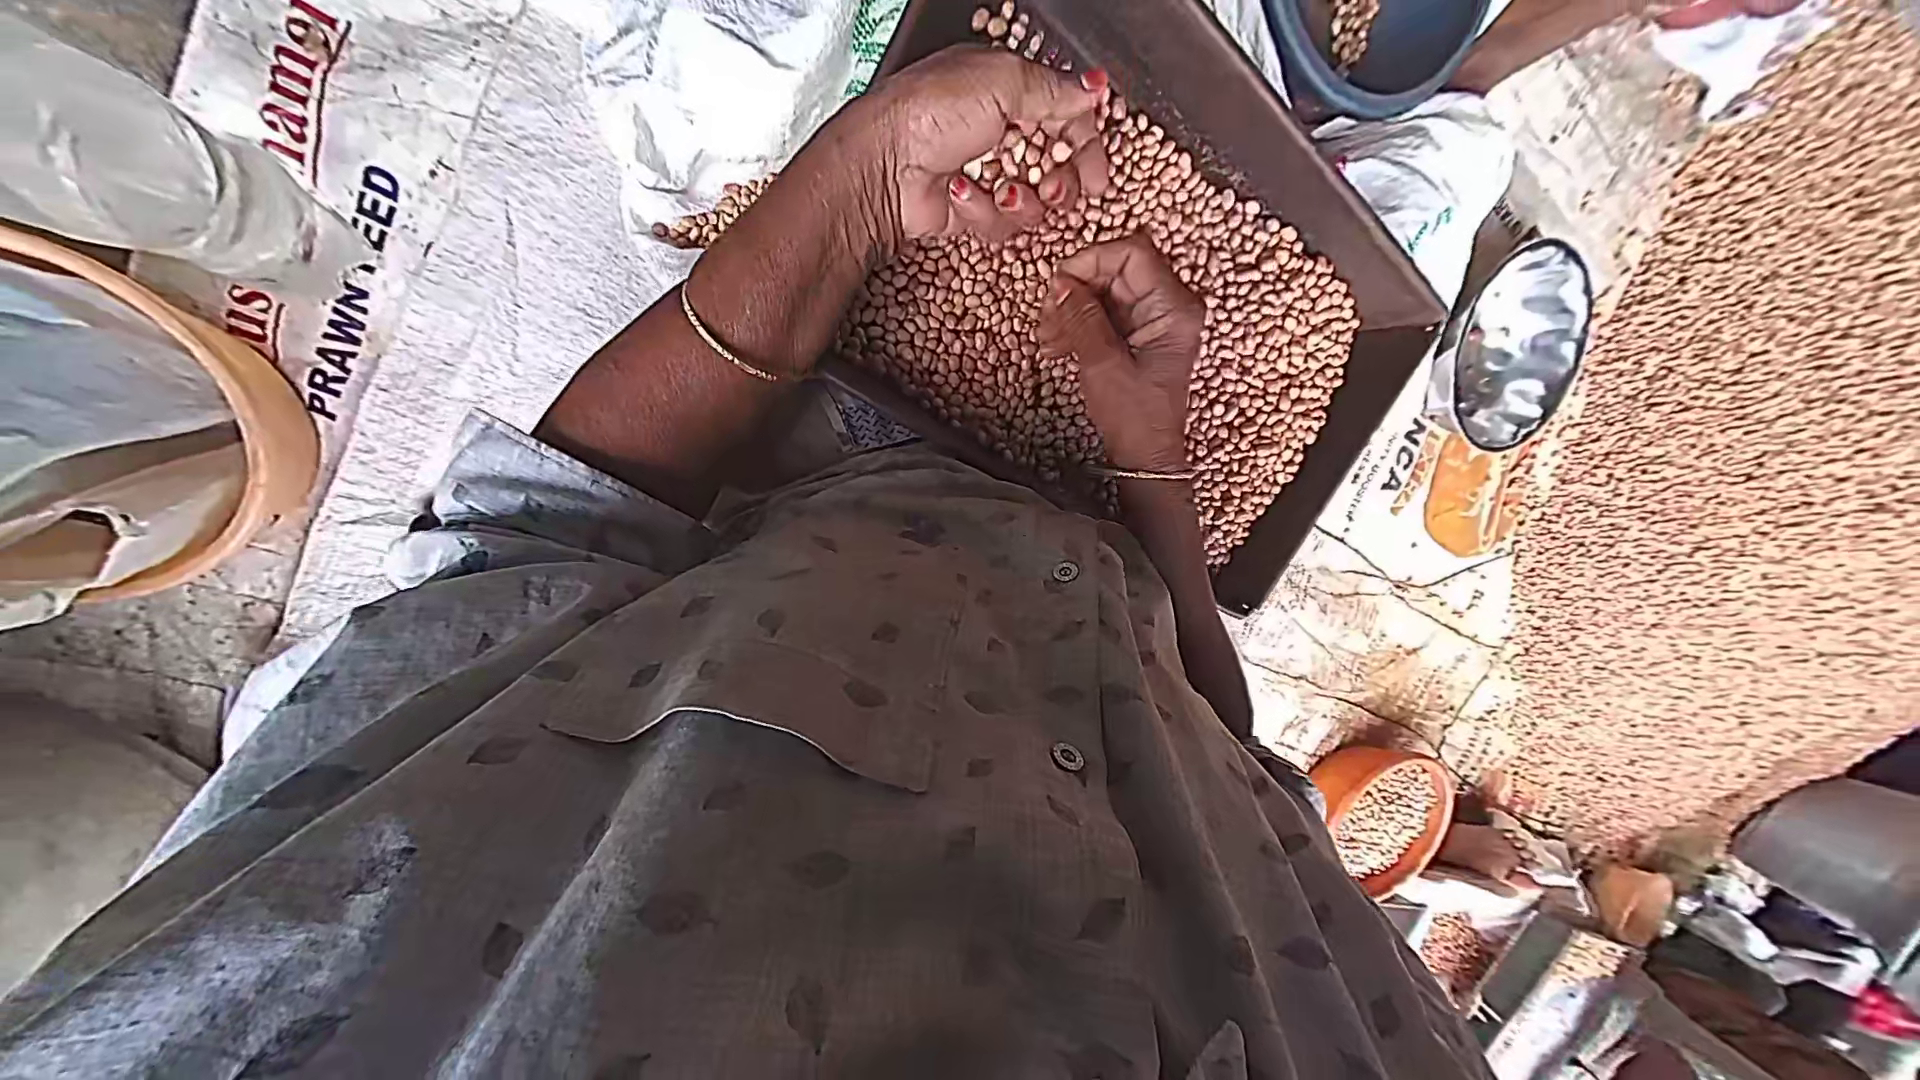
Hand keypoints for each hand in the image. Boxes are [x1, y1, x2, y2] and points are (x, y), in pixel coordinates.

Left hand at [837, 44, 1111, 246]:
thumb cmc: (931, 112)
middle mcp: (1000, 135)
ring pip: (1031, 205)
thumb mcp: (1002, 82)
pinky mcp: (969, 212)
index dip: (1086, 149)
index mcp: (1010, 93)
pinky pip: (998, 224)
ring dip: (1019, 201)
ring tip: (1000, 189)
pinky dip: (982, 211)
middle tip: (1052, 188)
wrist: (885, 165)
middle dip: (1058, 184)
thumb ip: (1055, 90)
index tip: (1099, 177)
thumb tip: (1095, 87)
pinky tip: (960, 193)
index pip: (1066, 121)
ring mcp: (985, 176)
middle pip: (1054, 170)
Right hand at [1036, 234, 1201, 473]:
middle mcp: (1168, 306)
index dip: (1090, 261)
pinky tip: (1057, 345)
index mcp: (1174, 307)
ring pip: (1103, 292)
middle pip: (1115, 271)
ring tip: (1048, 338)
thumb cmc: (1135, 417)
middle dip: (1076, 289)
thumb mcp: (1104, 364)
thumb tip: (1061, 284)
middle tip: (1048, 316)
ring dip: (1071, 309)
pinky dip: (1077, 325)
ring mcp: (1152, 320)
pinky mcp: (1136, 336)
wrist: (1145, 455)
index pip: (1132, 254)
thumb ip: (1082, 319)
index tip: (1059, 284)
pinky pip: (1103, 315)